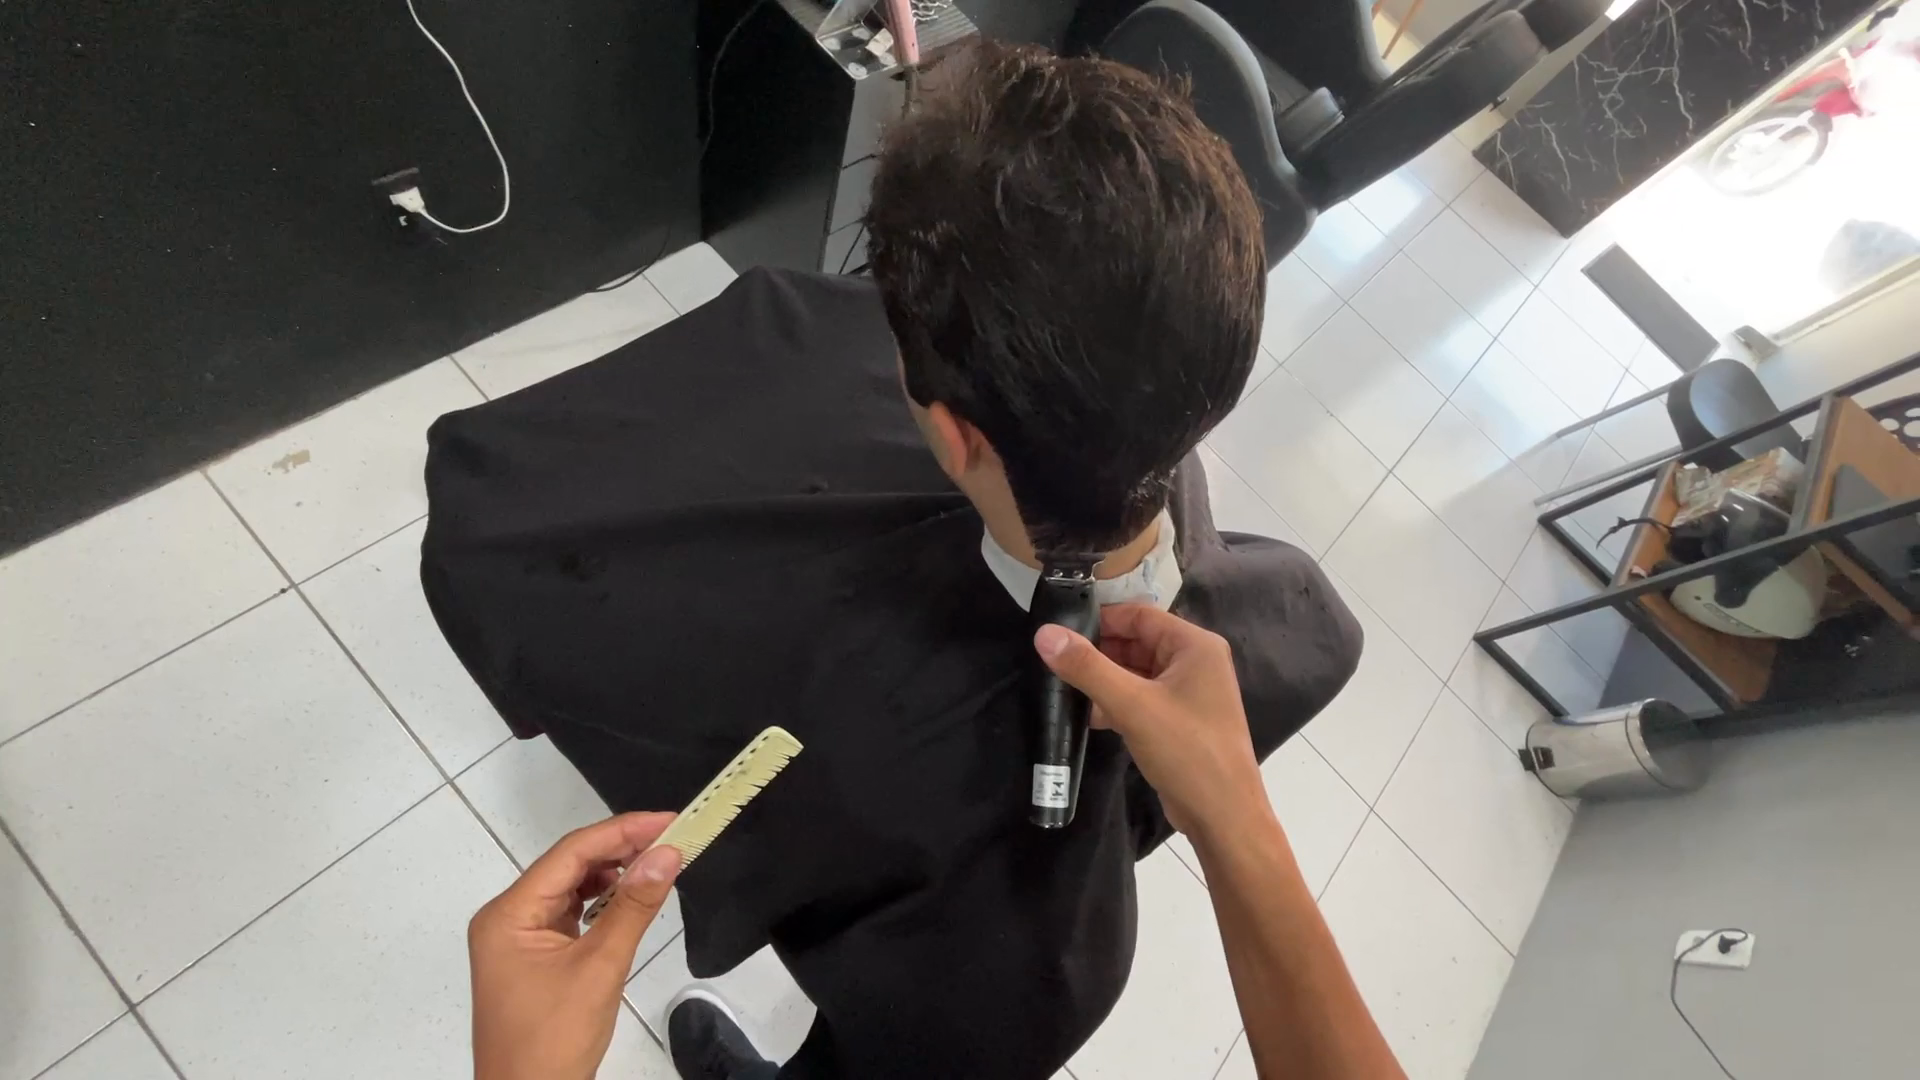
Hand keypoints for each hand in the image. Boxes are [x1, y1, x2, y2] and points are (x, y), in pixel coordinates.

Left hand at [470, 813, 682, 1079]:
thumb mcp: (601, 968)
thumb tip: (670, 852)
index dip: (623, 831)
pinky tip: (633, 894)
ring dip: (616, 870)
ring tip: (659, 861)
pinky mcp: (537, 951)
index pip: (572, 853)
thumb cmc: (555, 1039)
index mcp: (510, 914)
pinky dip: (606, 897)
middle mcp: (509, 915)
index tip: (669, 821)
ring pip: (575, 882)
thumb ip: (635, 905)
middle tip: (672, 837)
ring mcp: (521, 934)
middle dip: (623, 847)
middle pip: (572, 863)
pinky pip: (574, 907)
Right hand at [1034, 605, 1266, 836]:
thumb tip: (1044, 634)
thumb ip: (1086, 667)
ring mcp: (1189, 692)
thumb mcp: (1131, 704)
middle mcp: (1195, 661)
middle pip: (1136, 642)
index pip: (1138, 615)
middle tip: (1056, 660)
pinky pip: (1141, 696)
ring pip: (1135, 671)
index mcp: (1194, 645)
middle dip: (1098, 651)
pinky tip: (1089, 715)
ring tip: (1065, 685)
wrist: (1223, 818)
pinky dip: (1116, 701)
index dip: (1099, 619)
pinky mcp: (1179, 719)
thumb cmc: (1185, 751)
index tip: (1060, 630)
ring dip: (1104, 678)